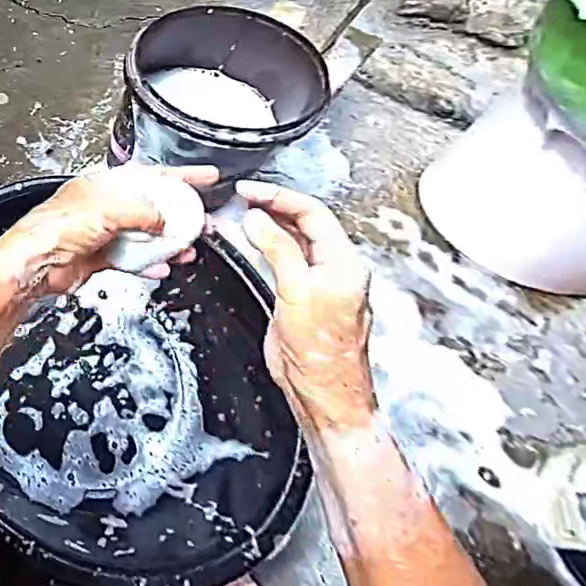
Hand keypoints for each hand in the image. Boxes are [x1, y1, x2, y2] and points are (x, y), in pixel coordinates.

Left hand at [0, 165, 219, 304]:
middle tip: (203, 220)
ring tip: (189, 248)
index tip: (205, 176)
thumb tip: (163, 219)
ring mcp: (101, 232)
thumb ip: (141, 212)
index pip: (149, 175)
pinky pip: (132, 259)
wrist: (34, 263)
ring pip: (145, 235)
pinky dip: (149, 264)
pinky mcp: (99, 257)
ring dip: (168, 243)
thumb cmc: (55, 227)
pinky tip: (162, 268)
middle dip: (179, 214)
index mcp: (103, 185)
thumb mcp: (107, 210)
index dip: (179, 175)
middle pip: (150, 206)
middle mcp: (103, 206)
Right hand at [237, 180, 374, 434]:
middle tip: (243, 197)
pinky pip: (282, 258)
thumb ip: (278, 250)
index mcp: (344, 263)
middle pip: (304, 222)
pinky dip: (263, 244)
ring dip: (267, 224)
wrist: (322, 393)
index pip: (312, 213)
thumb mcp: (297, 292)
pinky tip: (248, 240)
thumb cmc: (322, 355)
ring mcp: (318, 281)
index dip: (279, 197)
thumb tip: (258, 218)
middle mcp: (335, 268)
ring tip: (241, 212)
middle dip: (272, 205)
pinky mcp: (300, 294)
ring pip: (292, 238)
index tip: (250, 191)